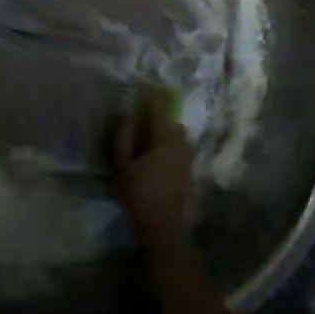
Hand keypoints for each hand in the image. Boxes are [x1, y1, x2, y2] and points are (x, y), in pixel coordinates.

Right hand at [112, 90, 193, 250]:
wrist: (164, 228)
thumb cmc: (138, 195)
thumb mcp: (122, 165)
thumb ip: (124, 136)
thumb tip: (128, 115)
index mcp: (164, 140)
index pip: (160, 110)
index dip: (154, 96)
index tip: (148, 86)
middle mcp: (182, 146)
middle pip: (174, 124)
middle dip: (161, 120)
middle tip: (145, 124)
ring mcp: (190, 162)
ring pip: (181, 140)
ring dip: (168, 136)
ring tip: (152, 146)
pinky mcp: (192, 176)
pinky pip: (183, 154)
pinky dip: (173, 151)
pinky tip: (160, 166)